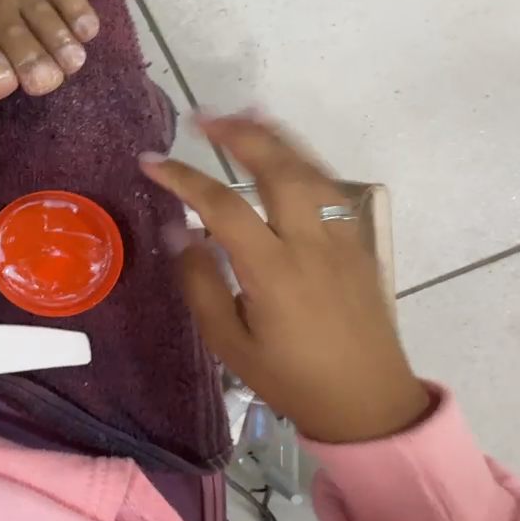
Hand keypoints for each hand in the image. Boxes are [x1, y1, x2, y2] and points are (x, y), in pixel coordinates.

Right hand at [138, 114, 431, 443]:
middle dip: (239, 136)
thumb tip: (178, 230)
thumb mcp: (227, 339)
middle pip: (279, 171)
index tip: (149, 162)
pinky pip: (331, 191)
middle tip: (202, 118)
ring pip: (312, 172)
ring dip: (276, 139)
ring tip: (243, 116)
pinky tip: (283, 156)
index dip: (183, 178)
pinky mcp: (358, 247)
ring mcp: (343, 241)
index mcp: (274, 270)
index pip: (222, 206)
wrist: (369, 405)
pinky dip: (303, 162)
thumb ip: (200, 280)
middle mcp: (313, 244)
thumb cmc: (288, 376)